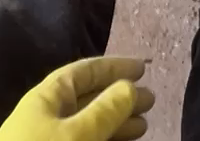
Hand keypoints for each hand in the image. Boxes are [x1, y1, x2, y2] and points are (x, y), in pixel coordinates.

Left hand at [0, 56, 156, 140]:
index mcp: (48, 97)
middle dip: (121, 98)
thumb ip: (104, 111)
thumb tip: (130, 86)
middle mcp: (48, 116)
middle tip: (151, 101)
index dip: (115, 66)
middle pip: (90, 98)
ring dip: (117, 124)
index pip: (86, 71)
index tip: (144, 69)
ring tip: (143, 126)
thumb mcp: (75, 136)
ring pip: (89, 126)